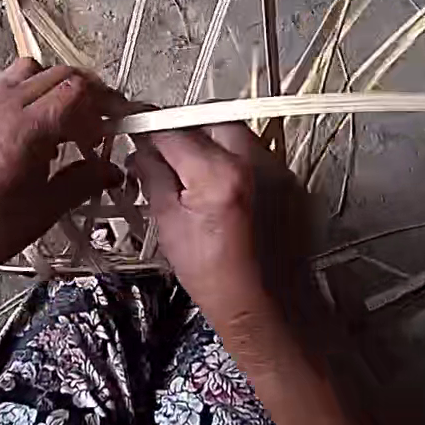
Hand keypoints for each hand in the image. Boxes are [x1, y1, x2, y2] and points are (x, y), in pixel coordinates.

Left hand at [0, 60, 120, 292]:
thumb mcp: (42, 211)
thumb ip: (83, 181)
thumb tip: (114, 170)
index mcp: (21, 134)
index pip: (75, 92)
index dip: (104, 102)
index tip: (118, 120)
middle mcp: (0, 109)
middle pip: (59, 74)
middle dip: (89, 93)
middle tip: (101, 123)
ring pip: (34, 69)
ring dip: (60, 86)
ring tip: (69, 120)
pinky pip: (10, 81)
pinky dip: (34, 90)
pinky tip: (39, 124)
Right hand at [128, 124, 314, 332]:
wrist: (266, 306)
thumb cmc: (213, 275)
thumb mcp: (169, 224)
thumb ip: (153, 175)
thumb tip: (140, 148)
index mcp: (218, 174)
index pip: (173, 131)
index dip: (149, 125)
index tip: (135, 122)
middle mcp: (253, 161)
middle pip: (209, 118)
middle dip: (184, 127)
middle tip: (166, 149)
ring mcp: (276, 167)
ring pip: (234, 131)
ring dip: (210, 140)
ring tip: (193, 169)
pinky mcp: (289, 178)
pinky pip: (253, 151)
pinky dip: (233, 157)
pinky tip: (220, 185)